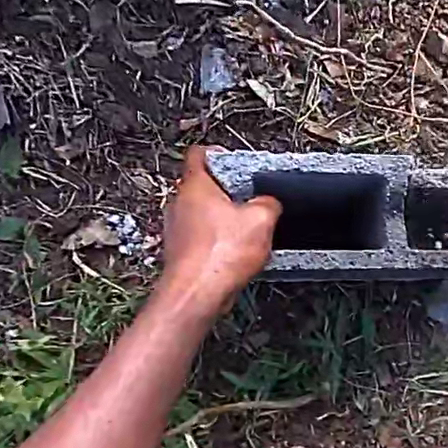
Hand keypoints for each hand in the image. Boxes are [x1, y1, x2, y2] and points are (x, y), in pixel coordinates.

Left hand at [155, 147, 280, 318]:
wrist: (196, 294)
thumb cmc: (219, 256)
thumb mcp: (262, 220)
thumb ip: (269, 204)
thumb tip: (269, 204)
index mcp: (195, 186)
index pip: (199, 154)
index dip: (217, 153)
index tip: (233, 160)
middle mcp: (180, 204)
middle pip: (204, 187)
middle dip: (227, 193)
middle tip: (248, 202)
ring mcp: (177, 230)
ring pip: (202, 215)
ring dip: (222, 220)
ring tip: (245, 232)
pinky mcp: (181, 252)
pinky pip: (201, 239)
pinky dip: (217, 243)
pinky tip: (234, 255)